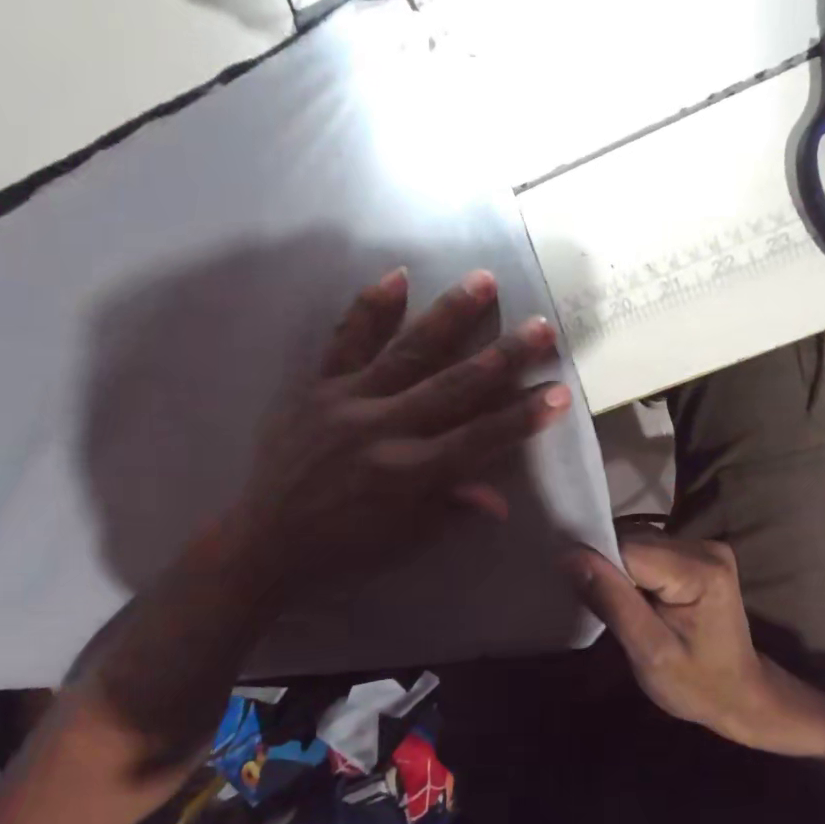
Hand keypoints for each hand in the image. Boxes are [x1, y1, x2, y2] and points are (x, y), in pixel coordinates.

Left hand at [230, 267, 570, 589]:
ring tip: (483, 280)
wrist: (265, 541)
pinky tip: (399, 276)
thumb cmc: (345, 547)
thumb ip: (452, 508)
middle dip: (503, 356)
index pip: (480, 438)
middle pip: (455, 386)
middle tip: (540, 326)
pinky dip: (371, 307)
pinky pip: (346, 341)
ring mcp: (348, 401)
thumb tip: (500, 499)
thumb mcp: (405, 539)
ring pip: (408, 351)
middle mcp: (384, 429)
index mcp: (409, 473)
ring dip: (449, 314)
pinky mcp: (316, 387)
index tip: (559, 391)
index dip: (522, 416)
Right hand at [566, 532, 824, 757]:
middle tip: (601, 608)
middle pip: (632, 542)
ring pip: (636, 543)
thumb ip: (611, 600)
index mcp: (701, 571)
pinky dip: (631, 571)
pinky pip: (647, 550)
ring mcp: (704, 547)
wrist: (741, 694)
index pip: (628, 550)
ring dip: (618, 570)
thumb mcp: (648, 651)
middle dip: (608, 569)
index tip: (584, 598)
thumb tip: (569, 555)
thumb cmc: (697, 684)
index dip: (599, 568)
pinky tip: (633, 598)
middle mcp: (705, 547)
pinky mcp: (697, 553)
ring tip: (616, 605)